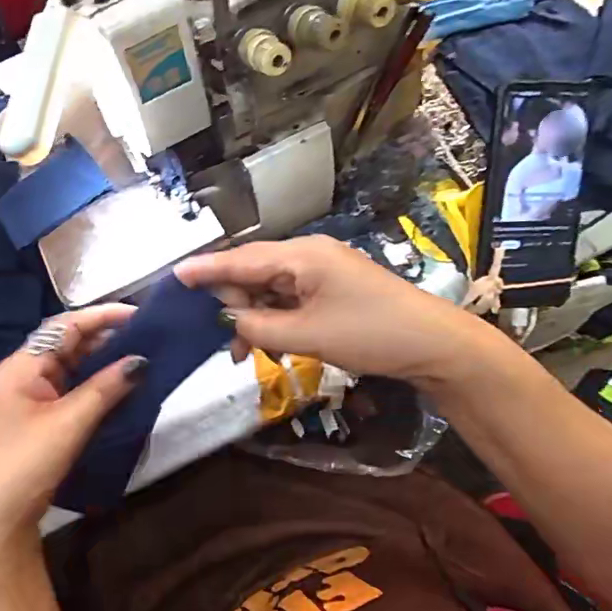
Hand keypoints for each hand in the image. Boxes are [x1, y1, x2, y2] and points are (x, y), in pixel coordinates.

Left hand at [0, 305, 145, 576]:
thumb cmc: (26, 462)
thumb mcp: (69, 423)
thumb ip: (105, 388)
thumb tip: (140, 361)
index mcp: (22, 365)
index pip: (65, 326)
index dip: (102, 316)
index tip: (139, 314)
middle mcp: (24, 373)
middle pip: (67, 343)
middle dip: (105, 338)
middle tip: (147, 337)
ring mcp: (30, 397)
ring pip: (71, 367)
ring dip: (102, 362)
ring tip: (140, 358)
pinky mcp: (38, 419)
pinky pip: (70, 390)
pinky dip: (95, 385)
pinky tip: (119, 387)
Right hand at [173, 235, 488, 385]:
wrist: (436, 346)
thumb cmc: (371, 334)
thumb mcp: (308, 335)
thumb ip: (258, 326)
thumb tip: (227, 320)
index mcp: (301, 256)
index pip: (241, 260)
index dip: (206, 270)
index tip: (175, 276)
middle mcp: (307, 256)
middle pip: (252, 273)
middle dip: (233, 305)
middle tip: (228, 343)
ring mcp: (321, 272)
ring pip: (269, 290)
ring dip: (254, 318)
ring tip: (245, 354)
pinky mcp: (330, 289)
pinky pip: (288, 300)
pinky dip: (275, 321)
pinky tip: (270, 345)